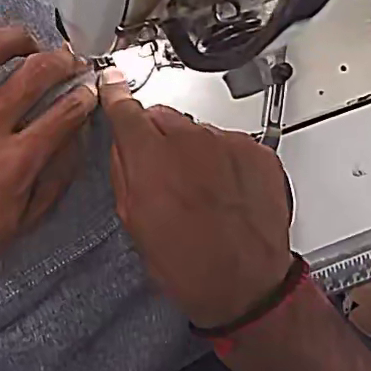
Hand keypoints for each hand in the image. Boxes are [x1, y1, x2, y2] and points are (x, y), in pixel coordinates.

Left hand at [0, 27, 98, 339]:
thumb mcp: (23, 219)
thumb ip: (56, 176)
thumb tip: (76, 136)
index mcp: (14, 163)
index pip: (65, 111)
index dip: (84, 94)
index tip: (86, 88)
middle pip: (34, 72)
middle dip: (61, 59)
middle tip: (64, 60)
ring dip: (13, 38)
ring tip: (23, 42)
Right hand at [100, 69, 293, 328]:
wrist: (245, 285)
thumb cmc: (189, 264)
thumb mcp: (134, 221)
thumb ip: (123, 172)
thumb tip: (123, 149)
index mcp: (151, 155)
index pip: (125, 107)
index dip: (116, 96)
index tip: (113, 85)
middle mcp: (190, 140)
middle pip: (164, 117)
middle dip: (158, 139)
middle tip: (164, 175)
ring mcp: (228, 144)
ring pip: (199, 131)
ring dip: (194, 151)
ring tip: (200, 193)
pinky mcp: (257, 152)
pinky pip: (230, 144)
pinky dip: (225, 161)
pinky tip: (224, 193)